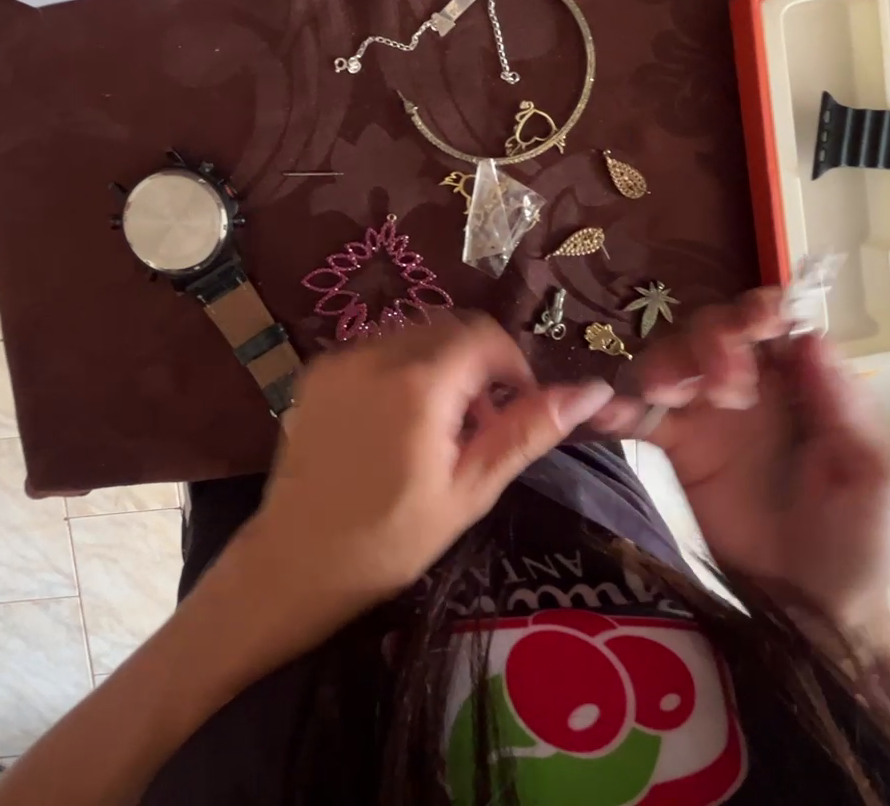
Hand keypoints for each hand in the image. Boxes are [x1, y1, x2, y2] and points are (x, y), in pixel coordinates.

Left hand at [237, 315, 613, 623]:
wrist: (297, 561)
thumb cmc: (392, 539)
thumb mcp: (470, 491)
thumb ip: (527, 431)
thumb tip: (592, 391)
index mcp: (418, 384)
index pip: (483, 334)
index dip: (511, 363)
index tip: (516, 404)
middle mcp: (374, 355)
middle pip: (446, 328)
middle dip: (475, 363)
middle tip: (478, 423)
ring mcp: (338, 361)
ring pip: (410, 336)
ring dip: (438, 364)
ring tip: (438, 427)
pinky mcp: (315, 373)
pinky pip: (374, 351)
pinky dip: (399, 370)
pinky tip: (397, 423)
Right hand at [592, 290, 889, 635]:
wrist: (808, 608)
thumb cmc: (859, 540)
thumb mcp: (874, 473)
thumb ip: (843, 406)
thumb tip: (809, 336)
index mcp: (805, 384)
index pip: (776, 323)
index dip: (760, 310)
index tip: (756, 325)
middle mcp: (753, 388)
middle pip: (713, 330)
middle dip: (712, 342)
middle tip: (724, 387)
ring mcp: (708, 416)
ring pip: (671, 359)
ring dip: (665, 364)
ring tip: (668, 397)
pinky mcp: (674, 447)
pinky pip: (639, 415)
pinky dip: (618, 407)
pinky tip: (610, 414)